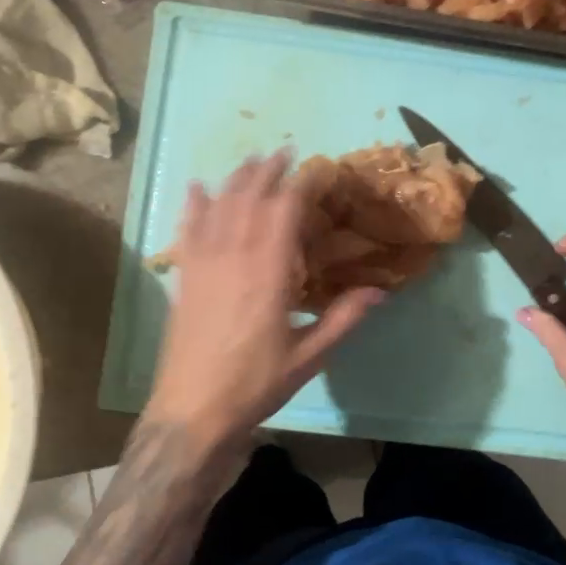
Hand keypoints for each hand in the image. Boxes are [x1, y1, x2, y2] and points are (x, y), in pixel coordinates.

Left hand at [148, 153, 383, 446]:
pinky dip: (194, 205)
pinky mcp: (184, 278)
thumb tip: (381, 291)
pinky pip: (188, 230)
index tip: (313, 169)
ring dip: (236, 180)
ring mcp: (204, 265)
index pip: (284, 212)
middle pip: (250, 199)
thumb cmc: (256, 384)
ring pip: (219, 207)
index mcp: (269, 273)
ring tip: (252, 161)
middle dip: (268, 172)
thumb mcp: (309, 356)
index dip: (299, 185)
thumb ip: (343, 318)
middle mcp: (234, 258)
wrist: (193, 412)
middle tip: (285, 153)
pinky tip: (198, 187)